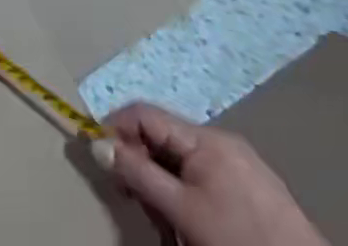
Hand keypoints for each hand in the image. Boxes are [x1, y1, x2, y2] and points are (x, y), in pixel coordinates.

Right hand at [93, 103, 328, 245]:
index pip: (144, 114)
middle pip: (160, 139)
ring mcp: (240, 168)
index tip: (102, 161)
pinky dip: (184, 197)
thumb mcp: (181, 208)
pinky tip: (189, 226)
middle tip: (136, 201)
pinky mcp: (251, 192)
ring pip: (178, 164)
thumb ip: (136, 173)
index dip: (115, 130)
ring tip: (166, 223)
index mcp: (206, 139)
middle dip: (141, 167)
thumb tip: (96, 145)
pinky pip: (201, 181)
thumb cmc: (241, 241)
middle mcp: (222, 144)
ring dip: (161, 188)